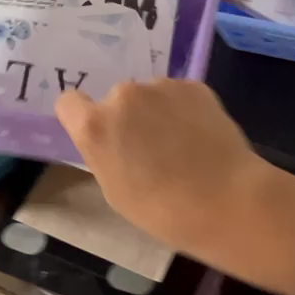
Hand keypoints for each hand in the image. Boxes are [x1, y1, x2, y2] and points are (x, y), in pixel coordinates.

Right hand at [55, 81, 268, 256]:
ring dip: (157, 110)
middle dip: (128, 116)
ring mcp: (161, 86)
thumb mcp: (114, 189)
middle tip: (151, 147)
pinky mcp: (194, 85)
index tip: (102, 135)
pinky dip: (185, 108)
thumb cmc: (162, 209)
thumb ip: (104, 152)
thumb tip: (114, 139)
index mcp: (95, 126)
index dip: (83, 117)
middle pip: (116, 99)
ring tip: (181, 143)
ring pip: (150, 94)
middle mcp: (123, 95)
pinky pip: (179, 93)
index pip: (69, 102)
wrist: (225, 199)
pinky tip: (200, 134)